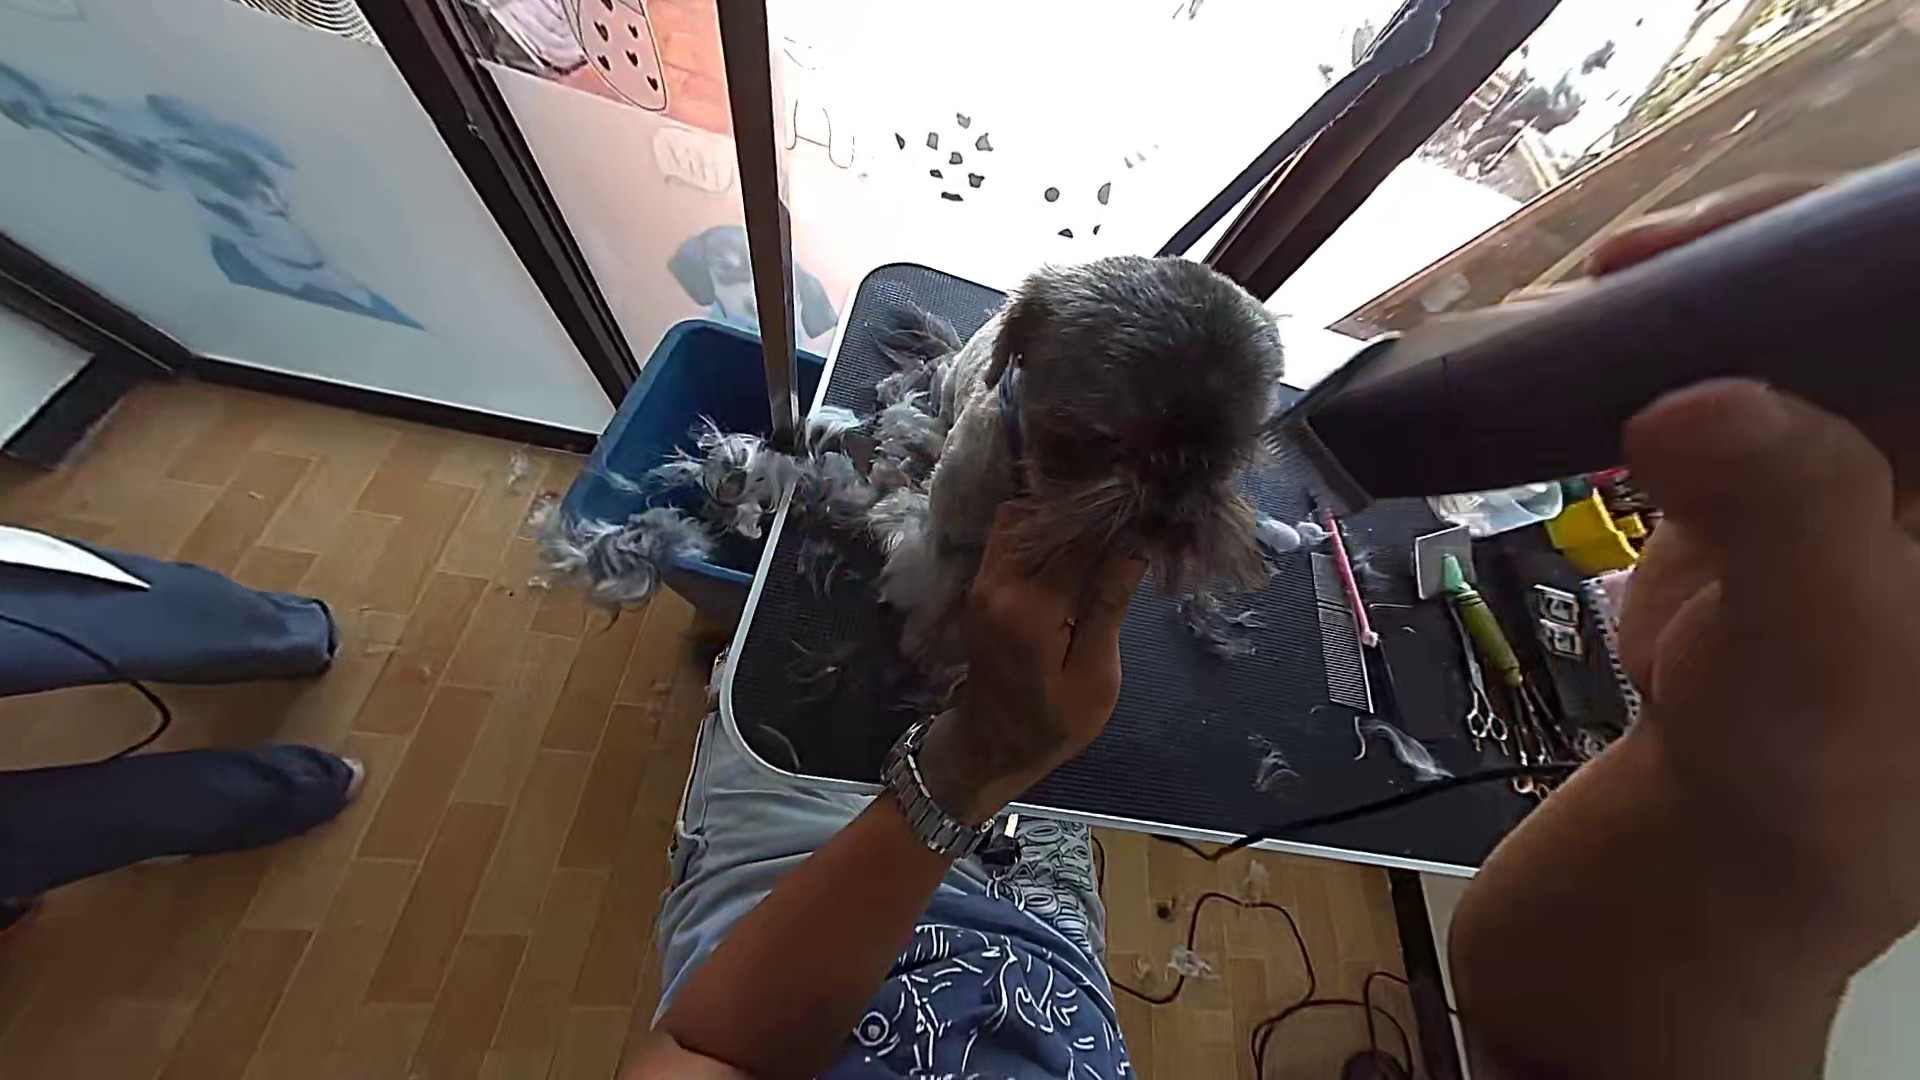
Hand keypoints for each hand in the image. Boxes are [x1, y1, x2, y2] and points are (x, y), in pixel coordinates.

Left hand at [919, 505, 1147, 824]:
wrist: (991, 743)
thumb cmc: (1051, 722)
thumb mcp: (1094, 677)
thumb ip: (1108, 608)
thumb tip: (1133, 551)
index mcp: (1029, 609)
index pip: (1077, 543)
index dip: (1114, 526)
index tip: (1147, 516)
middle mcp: (997, 584)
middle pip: (1039, 516)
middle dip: (1084, 513)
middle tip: (1124, 521)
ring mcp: (982, 582)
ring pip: (1016, 519)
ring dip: (1057, 518)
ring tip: (1099, 533)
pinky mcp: (980, 585)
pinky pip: (1006, 538)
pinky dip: (1037, 530)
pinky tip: (1070, 546)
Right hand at [1598, 181, 1919, 962]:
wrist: (1752, 788)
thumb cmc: (1831, 744)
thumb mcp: (1820, 641)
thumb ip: (1784, 519)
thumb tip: (1688, 402)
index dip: (1891, 233)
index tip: (1761, 232)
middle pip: (1894, 283)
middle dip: (1776, 247)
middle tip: (1639, 258)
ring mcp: (1877, 440)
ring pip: (1801, 322)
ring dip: (1696, 298)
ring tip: (1597, 292)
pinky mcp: (1783, 464)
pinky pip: (1726, 376)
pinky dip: (1650, 356)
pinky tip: (1587, 354)